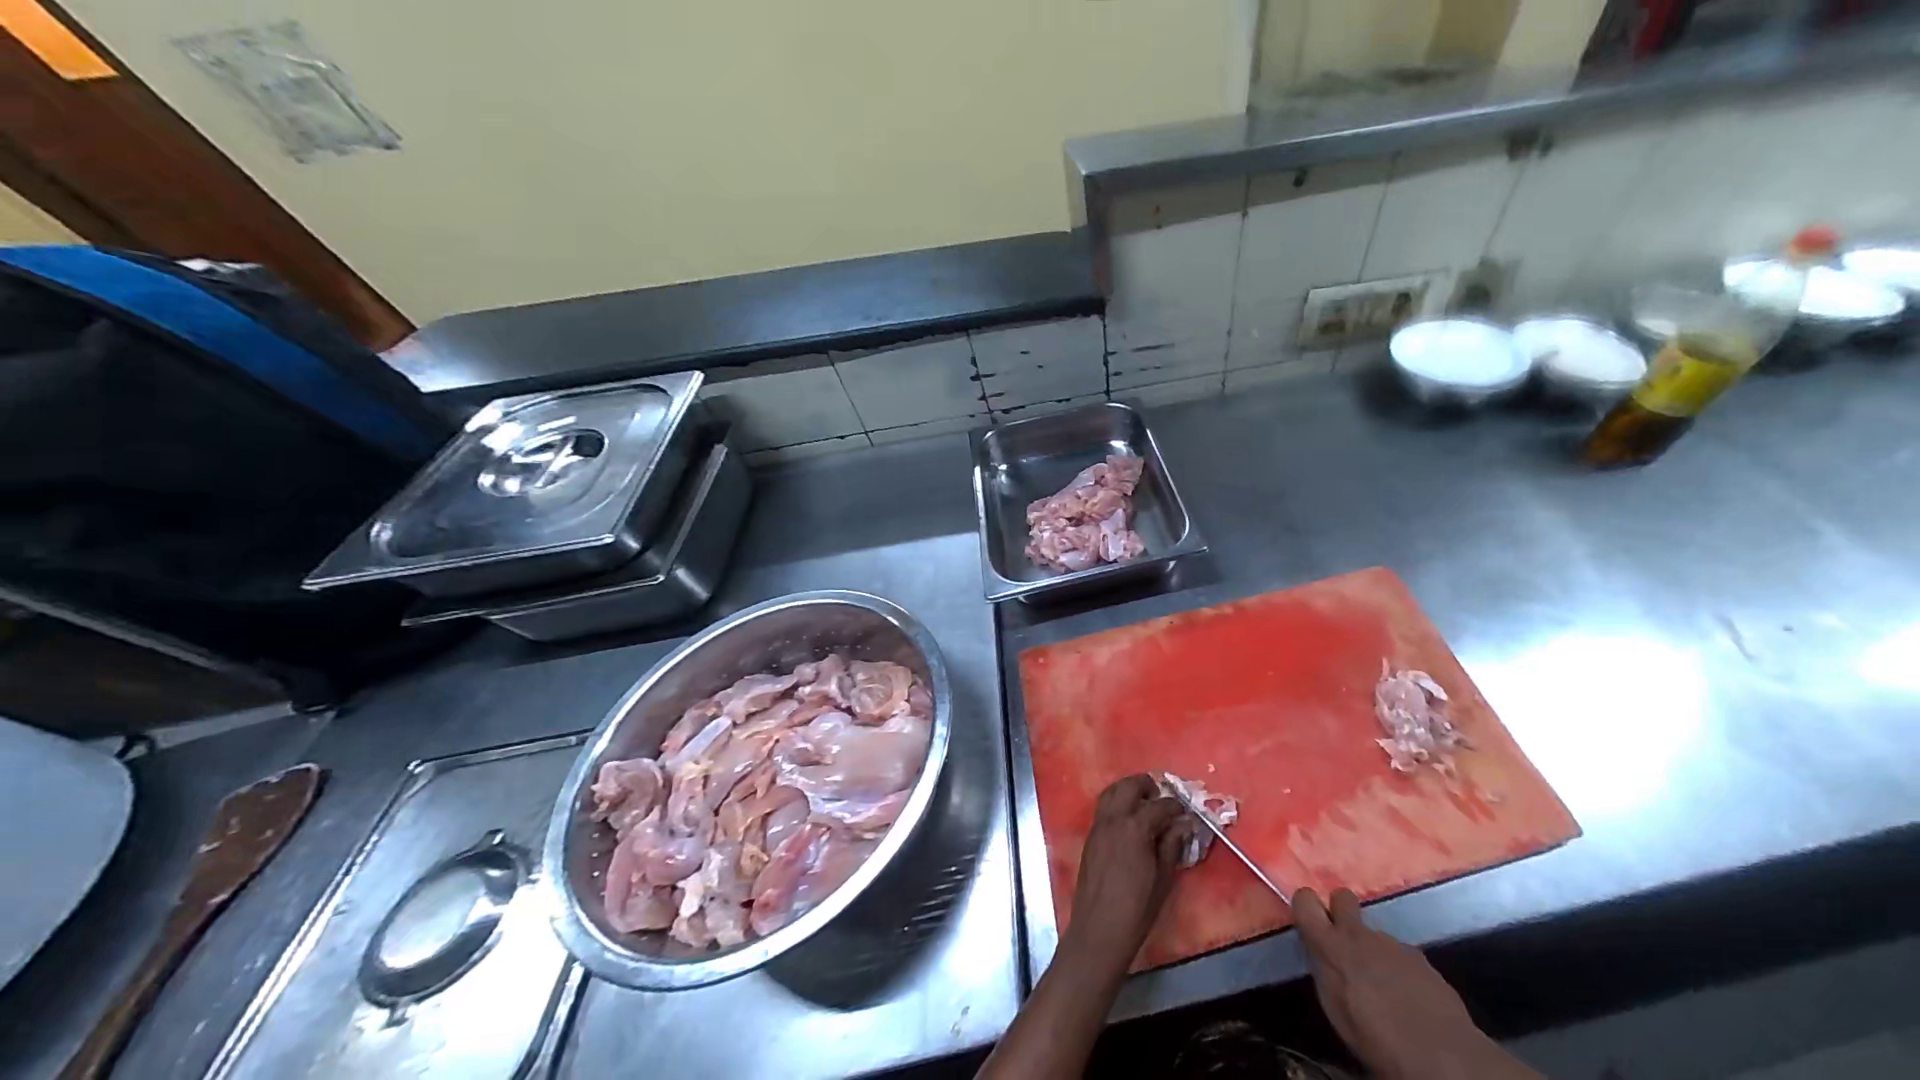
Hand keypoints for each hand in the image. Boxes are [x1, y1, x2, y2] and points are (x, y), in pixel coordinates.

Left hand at [1060, 774, 1194, 973]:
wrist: (1100, 927)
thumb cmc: (1137, 908)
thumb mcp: (1164, 878)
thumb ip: (1172, 845)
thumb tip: (1183, 824)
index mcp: (1135, 827)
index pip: (1160, 805)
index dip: (1176, 806)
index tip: (1186, 812)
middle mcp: (1113, 819)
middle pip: (1129, 786)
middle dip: (1148, 786)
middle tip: (1163, 797)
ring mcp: (1098, 825)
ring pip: (1111, 791)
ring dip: (1128, 790)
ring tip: (1145, 803)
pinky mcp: (1090, 836)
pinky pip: (1103, 807)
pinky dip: (1116, 802)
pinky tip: (1129, 819)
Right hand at [1293, 888, 1540, 1079]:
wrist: (1441, 1054)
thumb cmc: (1374, 1036)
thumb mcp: (1334, 1006)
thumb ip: (1325, 971)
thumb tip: (1323, 958)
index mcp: (1331, 946)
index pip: (1305, 900)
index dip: (1306, 906)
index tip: (1309, 921)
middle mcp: (1360, 935)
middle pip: (1342, 897)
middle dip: (1340, 910)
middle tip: (1343, 939)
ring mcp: (1393, 944)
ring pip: (1374, 934)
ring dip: (1373, 949)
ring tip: (1381, 983)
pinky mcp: (1421, 959)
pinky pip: (1400, 954)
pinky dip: (1398, 967)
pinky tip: (1406, 994)